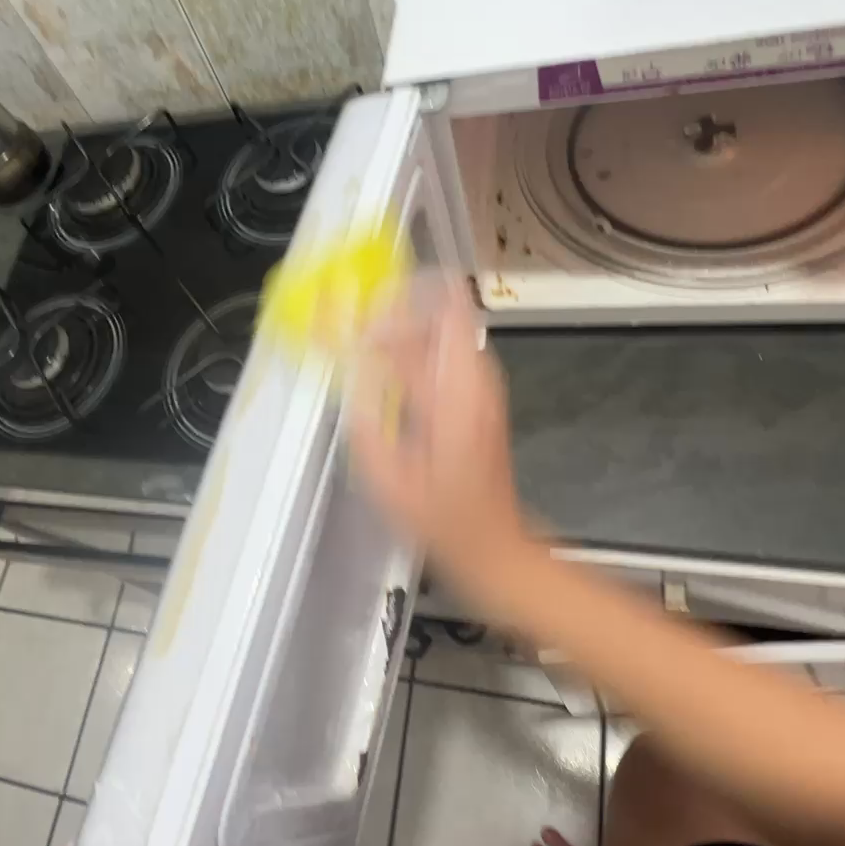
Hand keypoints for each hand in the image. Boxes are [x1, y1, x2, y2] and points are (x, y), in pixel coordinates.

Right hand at [346, 286, 529, 584]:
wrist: (493, 544)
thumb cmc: (444, 520)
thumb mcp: (388, 479)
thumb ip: (365, 419)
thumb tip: (352, 373)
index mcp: (452, 398)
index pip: (423, 325)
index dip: (386, 309)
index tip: (355, 312)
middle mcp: (474, 383)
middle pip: (449, 309)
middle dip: (406, 301)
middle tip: (368, 311)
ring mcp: (483, 388)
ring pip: (452, 327)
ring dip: (413, 322)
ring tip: (376, 336)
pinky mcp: (482, 399)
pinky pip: (451, 351)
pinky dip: (422, 344)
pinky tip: (394, 365)